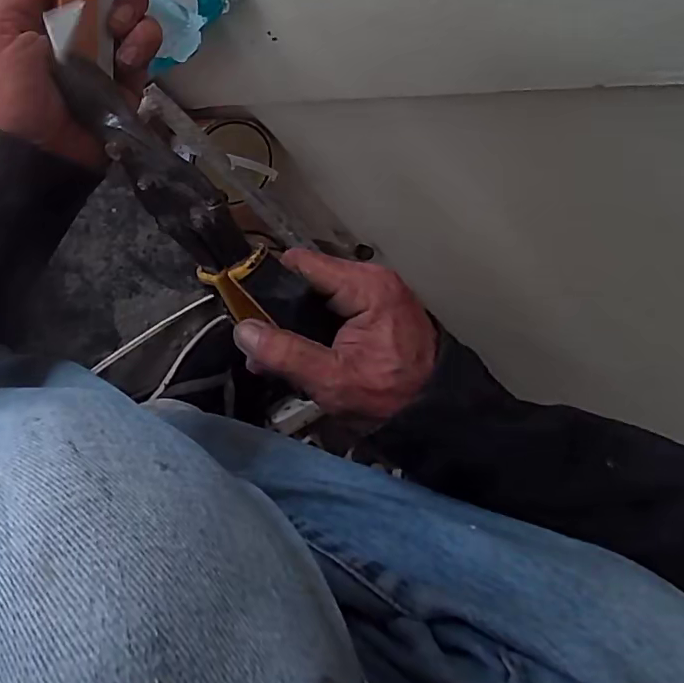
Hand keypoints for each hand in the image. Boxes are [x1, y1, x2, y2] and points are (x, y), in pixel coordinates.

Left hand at [0, 0, 161, 169]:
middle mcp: (79, 18)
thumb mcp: (1, 35)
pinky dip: (143, 43)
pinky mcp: (132, 70)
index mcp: (45, 6)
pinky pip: (149, 40)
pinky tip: (125, 61)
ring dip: (130, 7)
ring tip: (115, 30)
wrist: (45, 152)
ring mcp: (108, 44)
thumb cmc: (16, 93)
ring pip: (135, 2)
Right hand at [233, 248, 437, 428]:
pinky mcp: (373, 308)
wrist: (439, 419)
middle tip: (259, 340)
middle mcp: (371, 279)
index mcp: (366, 286)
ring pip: (313, 293)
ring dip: (291, 319)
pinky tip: (297, 349)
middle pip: (304, 278)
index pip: (299, 263)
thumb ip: (285, 353)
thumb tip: (244, 332)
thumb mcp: (332, 379)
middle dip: (276, 308)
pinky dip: (309, 324)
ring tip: (273, 351)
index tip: (245, 306)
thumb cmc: (393, 399)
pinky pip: (329, 305)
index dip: (268, 282)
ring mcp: (374, 292)